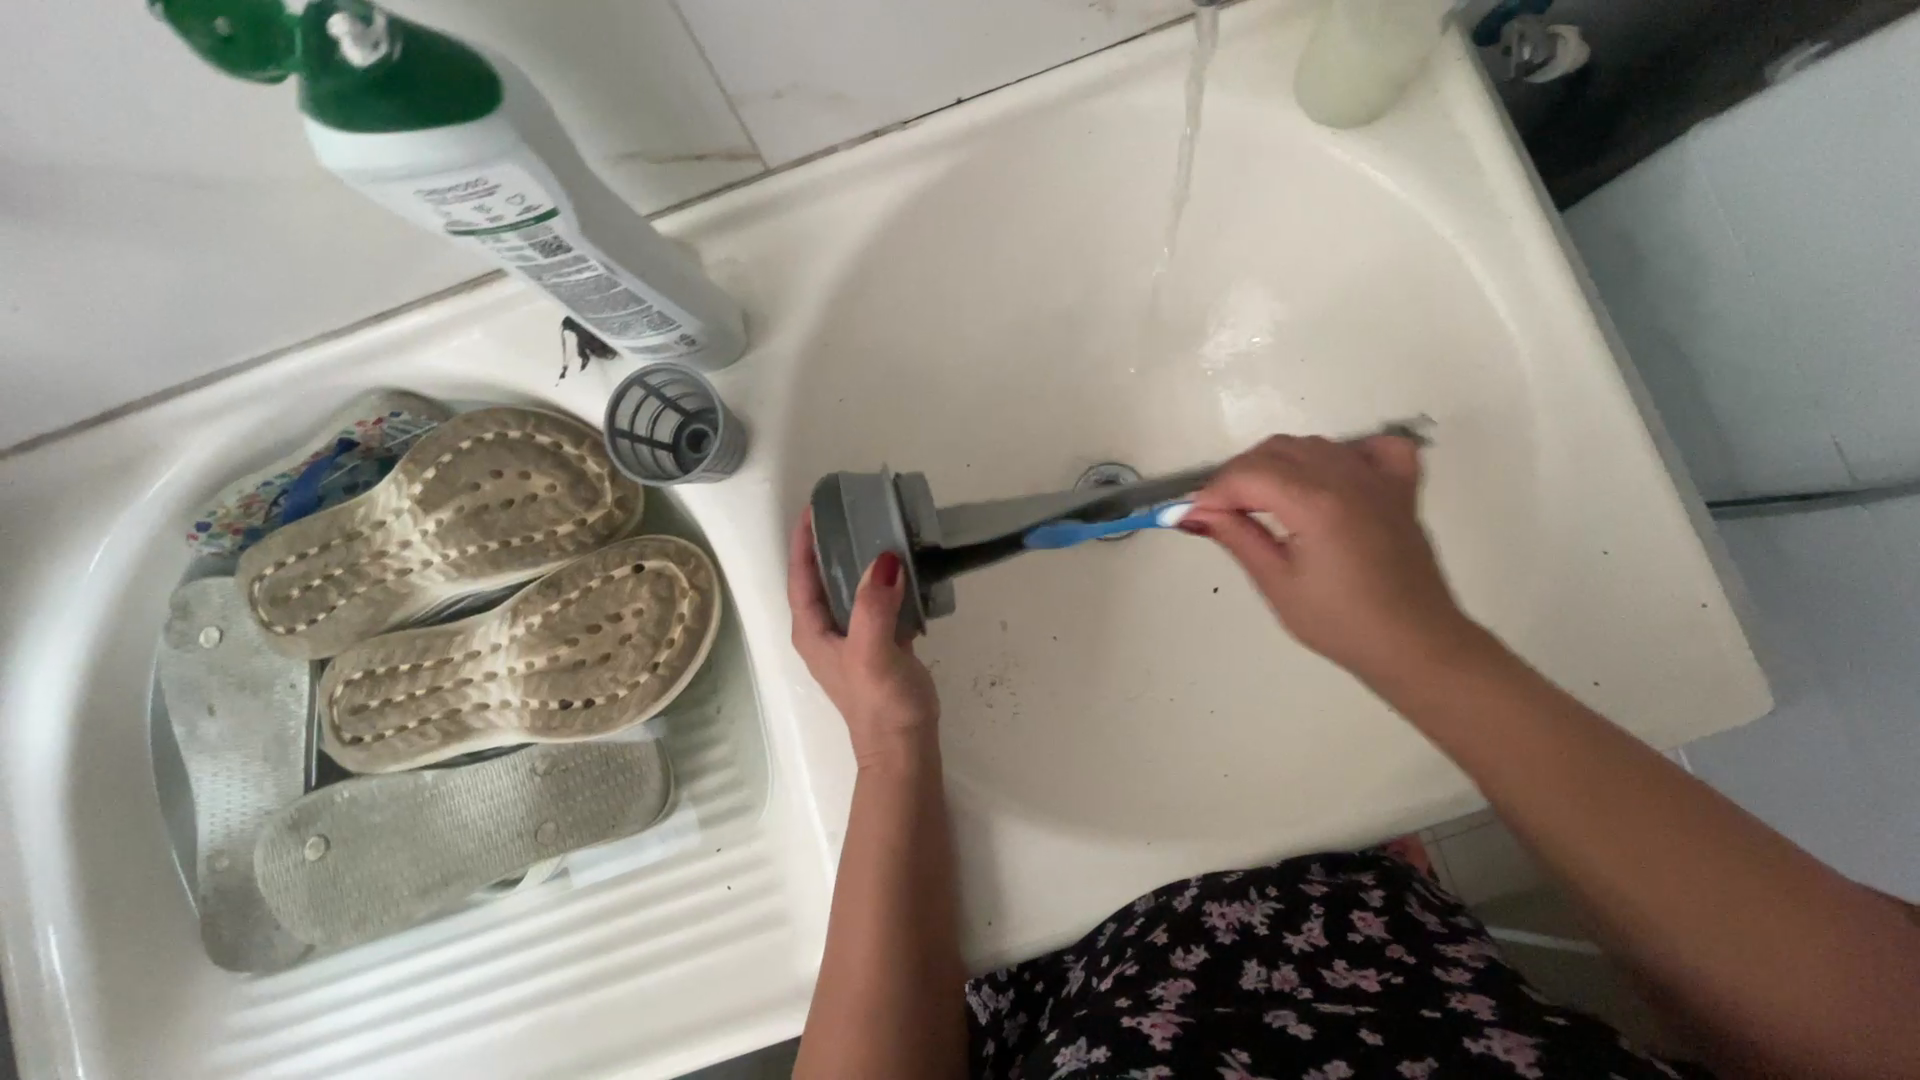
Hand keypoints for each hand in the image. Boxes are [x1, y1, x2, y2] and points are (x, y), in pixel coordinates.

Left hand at [788, 510, 940, 767]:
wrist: (904, 750)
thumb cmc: (880, 704)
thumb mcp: (872, 652)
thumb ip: (873, 605)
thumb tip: (884, 559)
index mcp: (813, 631)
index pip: (800, 577)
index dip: (802, 543)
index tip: (812, 508)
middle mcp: (828, 632)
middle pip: (824, 579)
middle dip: (833, 545)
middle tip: (853, 511)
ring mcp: (856, 640)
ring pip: (854, 590)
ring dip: (864, 563)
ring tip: (882, 530)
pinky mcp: (882, 647)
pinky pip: (881, 604)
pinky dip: (890, 585)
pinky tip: (909, 570)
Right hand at [1184, 435, 1478, 682]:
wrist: (1413, 643)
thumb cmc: (1339, 623)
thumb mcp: (1276, 582)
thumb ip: (1235, 536)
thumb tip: (1193, 513)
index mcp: (1315, 503)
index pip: (1248, 475)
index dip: (1213, 492)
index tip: (1192, 517)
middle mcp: (1347, 477)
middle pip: (1275, 451)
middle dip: (1239, 476)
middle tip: (1221, 514)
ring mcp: (1378, 478)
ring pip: (1313, 445)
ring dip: (1279, 464)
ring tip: (1262, 504)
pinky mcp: (1400, 487)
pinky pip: (1371, 448)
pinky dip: (1344, 453)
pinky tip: (1328, 478)